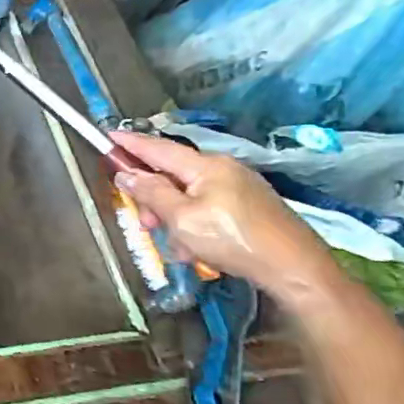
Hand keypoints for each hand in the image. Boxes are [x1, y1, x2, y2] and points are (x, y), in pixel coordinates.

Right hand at [110, 131, 341, 302]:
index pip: (158, 149)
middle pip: (172, 175)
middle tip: (146, 225)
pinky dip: (194, 225)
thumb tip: (127, 174)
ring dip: (174, 219)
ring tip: (180, 248)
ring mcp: (239, 187)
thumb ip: (151, 194)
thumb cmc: (233, 240)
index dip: (131, 143)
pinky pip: (207, 207)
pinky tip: (199, 250)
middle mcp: (223, 169)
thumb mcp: (182, 219)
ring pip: (189, 196)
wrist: (295, 268)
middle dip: (153, 199)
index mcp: (206, 166)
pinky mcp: (250, 206)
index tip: (109, 135)